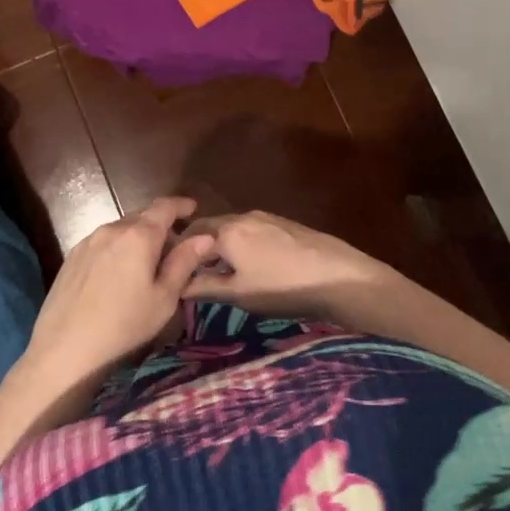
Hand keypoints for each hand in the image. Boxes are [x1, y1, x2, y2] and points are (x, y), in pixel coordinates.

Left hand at [20, 196, 213, 384]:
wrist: (65, 346)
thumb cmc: (124, 324)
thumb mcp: (164, 298)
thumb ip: (184, 262)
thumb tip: (204, 236)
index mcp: (139, 235)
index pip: (164, 207)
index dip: (181, 205)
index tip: (193, 209)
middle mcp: (112, 228)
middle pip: (142, 215)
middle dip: (160, 224)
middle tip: (174, 245)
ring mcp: (89, 240)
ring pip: (121, 228)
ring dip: (138, 236)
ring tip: (147, 260)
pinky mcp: (73, 255)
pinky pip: (103, 241)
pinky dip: (118, 246)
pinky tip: (119, 272)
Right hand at [182, 210, 400, 321]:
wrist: (339, 276)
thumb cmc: (283, 287)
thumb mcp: (240, 294)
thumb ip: (206, 287)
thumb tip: (179, 286)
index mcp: (226, 231)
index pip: (189, 234)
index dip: (177, 251)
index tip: (170, 269)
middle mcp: (242, 216)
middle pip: (210, 228)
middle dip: (198, 247)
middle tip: (190, 271)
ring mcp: (265, 217)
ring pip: (231, 228)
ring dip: (220, 245)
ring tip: (217, 271)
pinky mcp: (284, 222)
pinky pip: (250, 230)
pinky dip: (240, 244)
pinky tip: (248, 264)